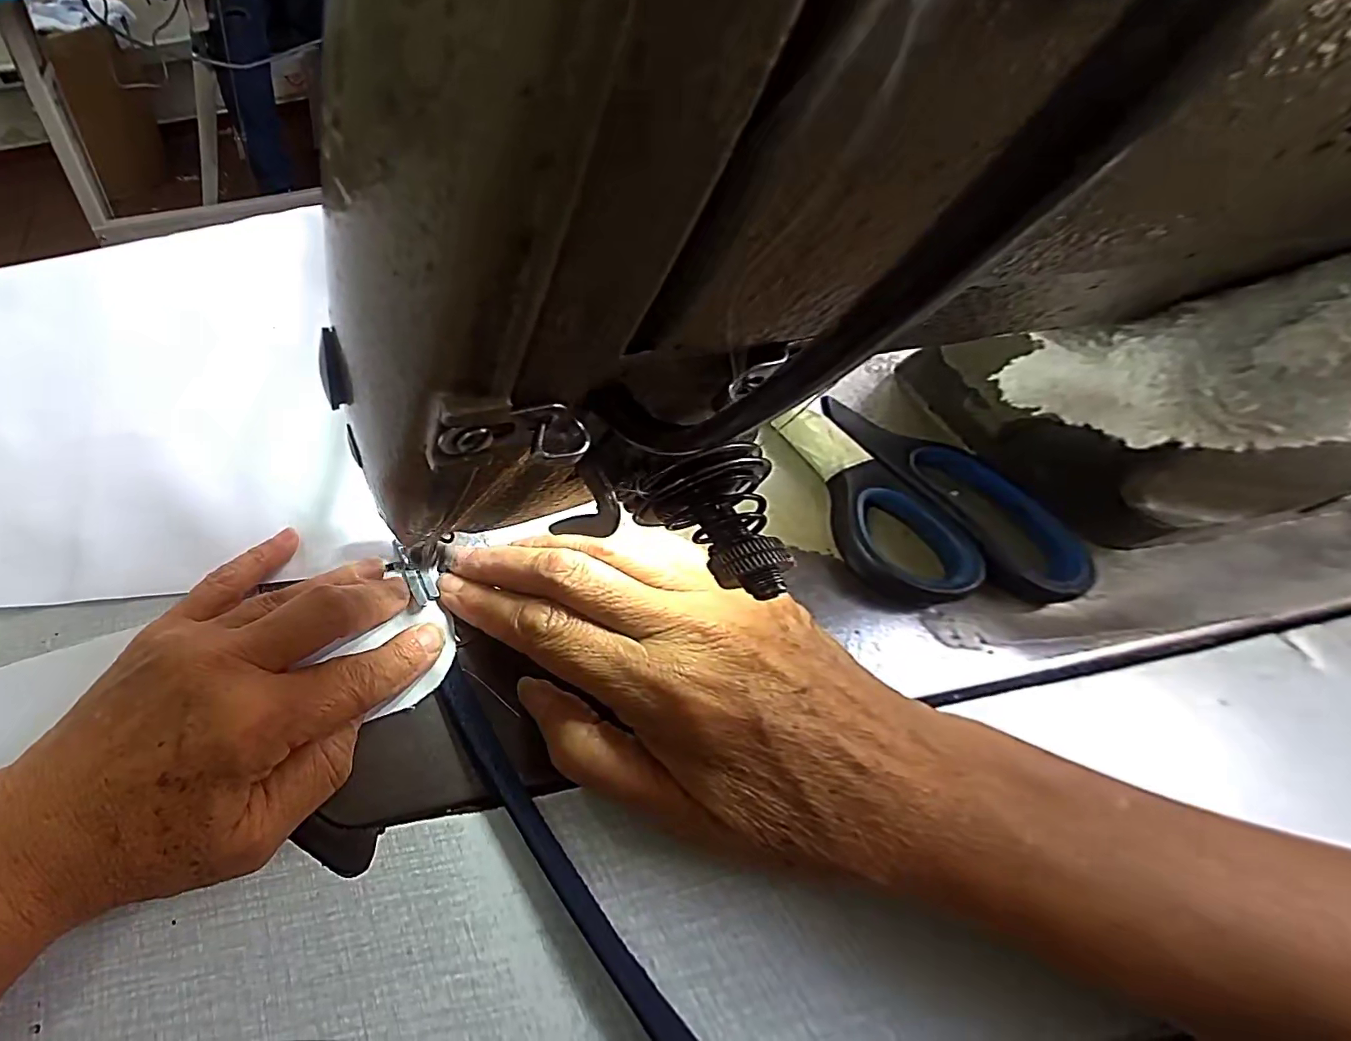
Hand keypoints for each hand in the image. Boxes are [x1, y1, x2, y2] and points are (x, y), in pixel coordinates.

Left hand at [0, 529, 442, 932]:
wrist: (49, 826)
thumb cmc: (153, 844)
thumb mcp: (253, 837)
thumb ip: (316, 772)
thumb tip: (353, 716)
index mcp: (257, 725)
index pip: (352, 682)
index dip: (400, 659)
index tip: (431, 638)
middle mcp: (230, 668)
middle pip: (323, 616)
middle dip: (375, 601)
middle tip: (407, 592)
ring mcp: (194, 640)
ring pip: (281, 597)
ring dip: (333, 580)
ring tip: (372, 568)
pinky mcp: (164, 630)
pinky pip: (221, 582)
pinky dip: (258, 558)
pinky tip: (288, 540)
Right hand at [438, 531, 950, 879]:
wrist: (895, 782)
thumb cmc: (787, 809)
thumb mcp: (672, 811)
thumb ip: (584, 749)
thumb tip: (537, 690)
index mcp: (659, 686)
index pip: (546, 628)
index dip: (489, 607)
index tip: (454, 594)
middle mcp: (684, 625)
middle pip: (568, 571)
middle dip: (502, 561)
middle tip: (462, 557)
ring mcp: (716, 593)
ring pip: (609, 546)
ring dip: (545, 542)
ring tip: (504, 545)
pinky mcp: (740, 583)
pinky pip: (657, 546)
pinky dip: (605, 539)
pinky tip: (582, 544)